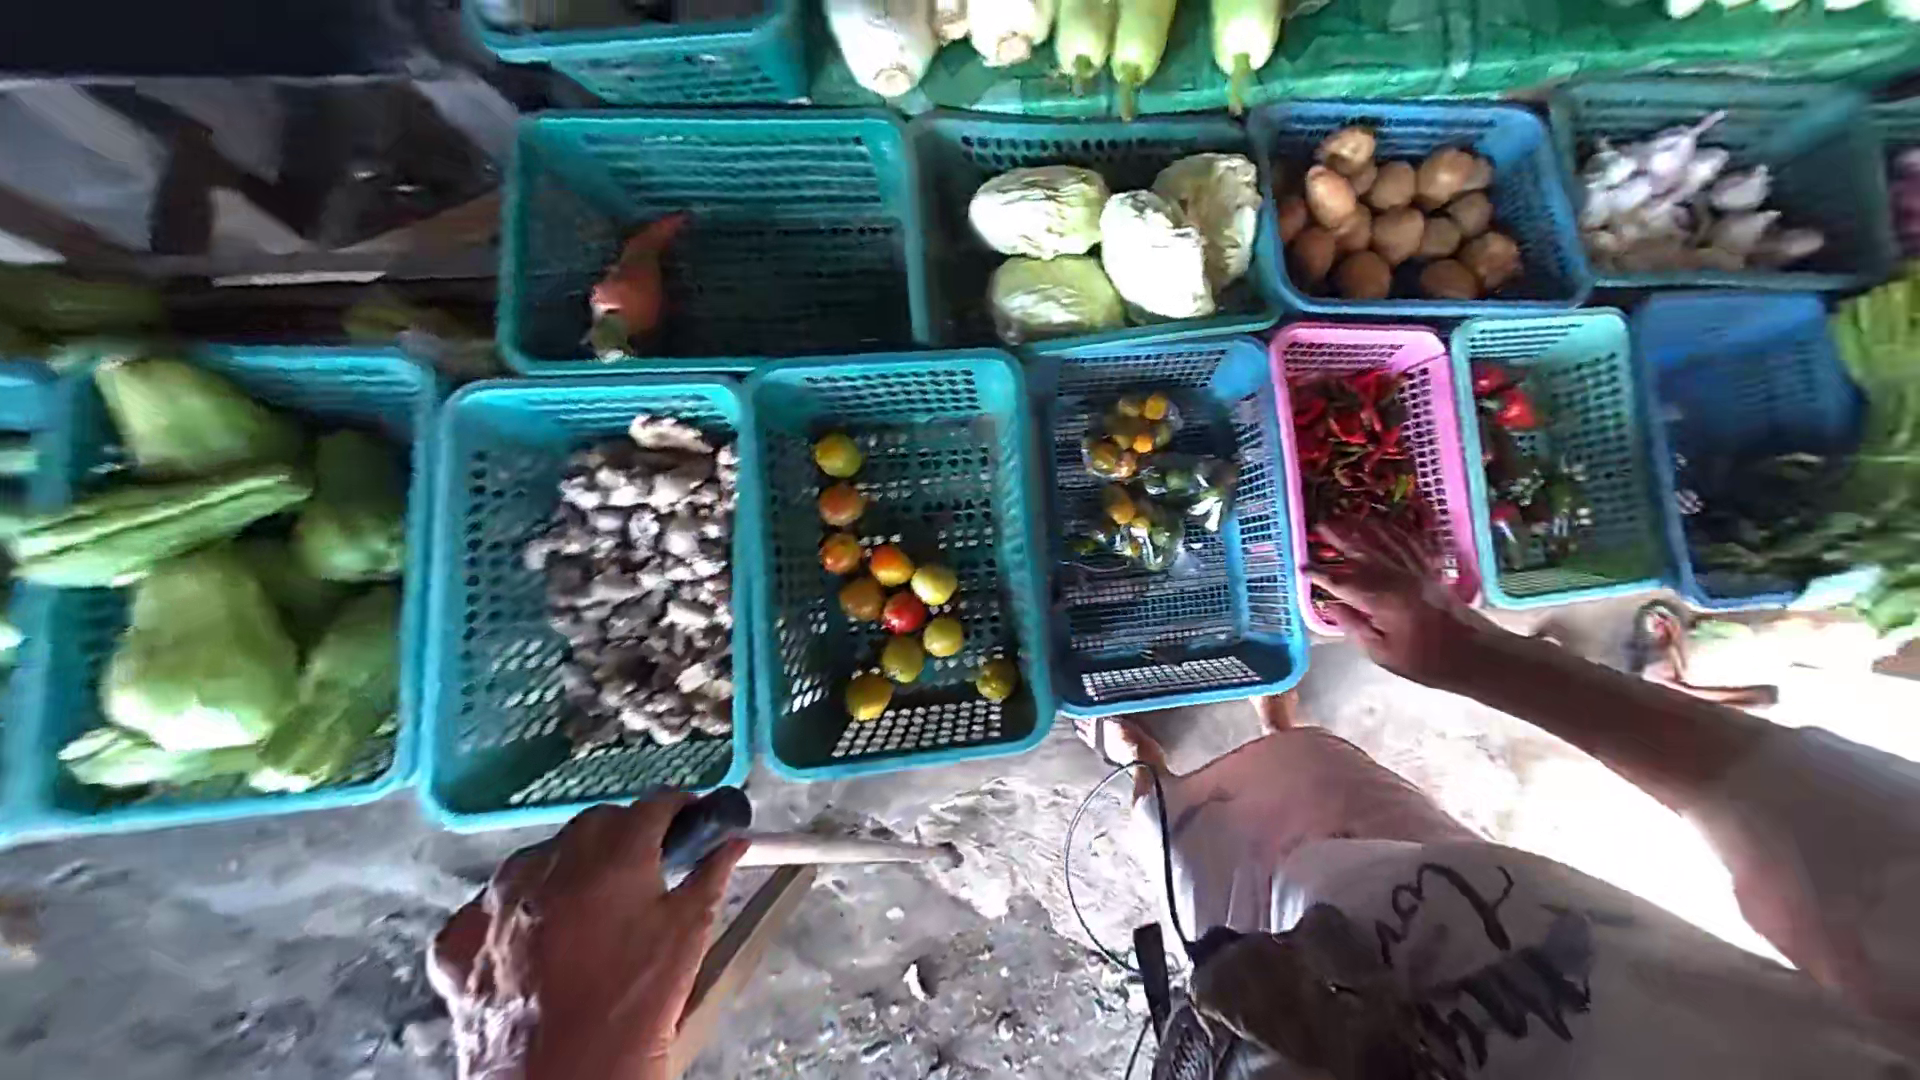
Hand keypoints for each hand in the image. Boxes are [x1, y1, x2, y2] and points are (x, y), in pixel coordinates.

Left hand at [428, 795, 748, 1079]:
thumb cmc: (635, 1007)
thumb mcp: (689, 935)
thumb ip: (712, 875)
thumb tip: (733, 842)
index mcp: (613, 859)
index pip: (652, 803)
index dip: (676, 805)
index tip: (688, 816)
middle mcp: (550, 868)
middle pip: (595, 822)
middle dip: (625, 830)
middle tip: (646, 862)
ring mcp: (496, 906)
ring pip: (539, 855)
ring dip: (567, 863)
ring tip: (589, 899)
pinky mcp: (457, 947)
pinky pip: (487, 905)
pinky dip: (512, 909)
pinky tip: (533, 934)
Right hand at [1308, 521, 1504, 688]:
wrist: (1482, 658)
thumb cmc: (1428, 662)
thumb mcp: (1382, 653)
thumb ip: (1354, 626)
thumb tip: (1331, 605)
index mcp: (1381, 600)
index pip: (1342, 582)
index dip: (1319, 574)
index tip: (1301, 567)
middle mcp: (1398, 579)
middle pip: (1363, 553)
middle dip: (1339, 538)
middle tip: (1319, 525)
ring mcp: (1416, 574)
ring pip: (1385, 544)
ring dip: (1364, 529)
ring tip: (1346, 517)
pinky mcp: (1431, 575)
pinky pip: (1411, 547)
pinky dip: (1397, 533)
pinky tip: (1386, 525)